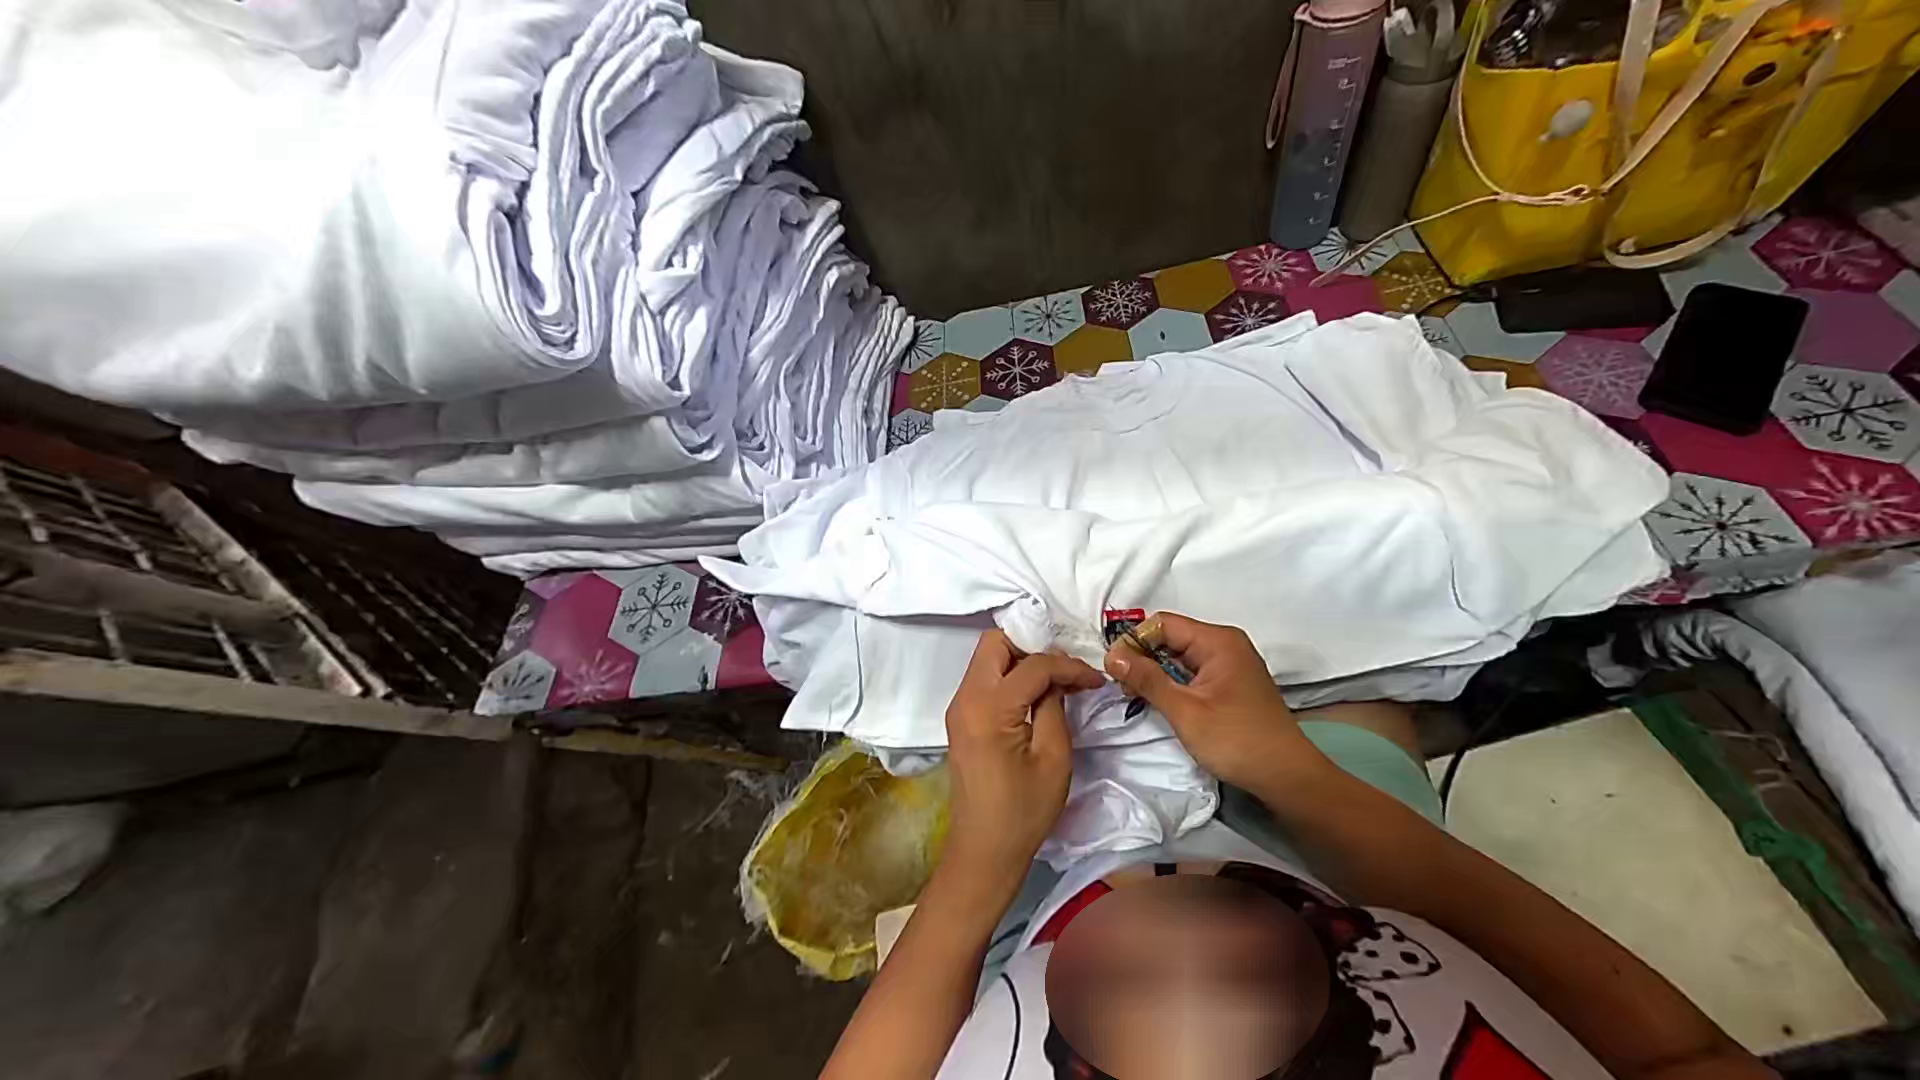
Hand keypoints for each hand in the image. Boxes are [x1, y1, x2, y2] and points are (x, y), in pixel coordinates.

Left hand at [942, 630, 1103, 877]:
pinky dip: (1009, 674)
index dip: (1067, 666)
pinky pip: (983, 678)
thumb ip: (1054, 706)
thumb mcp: (1053, 757)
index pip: (1032, 664)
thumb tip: (1058, 678)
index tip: (1093, 679)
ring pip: (987, 657)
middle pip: (995, 643)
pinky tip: (1035, 691)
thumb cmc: (1024, 810)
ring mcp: (959, 707)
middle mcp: (966, 698)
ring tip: (1056, 677)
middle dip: (1033, 644)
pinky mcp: (960, 718)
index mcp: (989, 708)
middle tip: (1065, 666)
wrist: (984, 849)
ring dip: (1020, 657)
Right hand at [1102, 612, 1318, 791]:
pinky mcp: (1229, 683)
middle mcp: (1225, 644)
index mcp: (1218, 641)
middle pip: (1170, 637)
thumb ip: (1146, 679)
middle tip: (1123, 687)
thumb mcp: (1184, 710)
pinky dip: (1173, 683)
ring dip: (1156, 673)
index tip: (1114, 669)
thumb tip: (1111, 656)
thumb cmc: (1236, 740)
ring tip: (1137, 697)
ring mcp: (1229, 664)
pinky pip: (1192, 672)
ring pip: (1179, 656)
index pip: (1162, 624)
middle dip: (1143, 658)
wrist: (1287, 778)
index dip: (1134, 642)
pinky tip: (1161, 701)